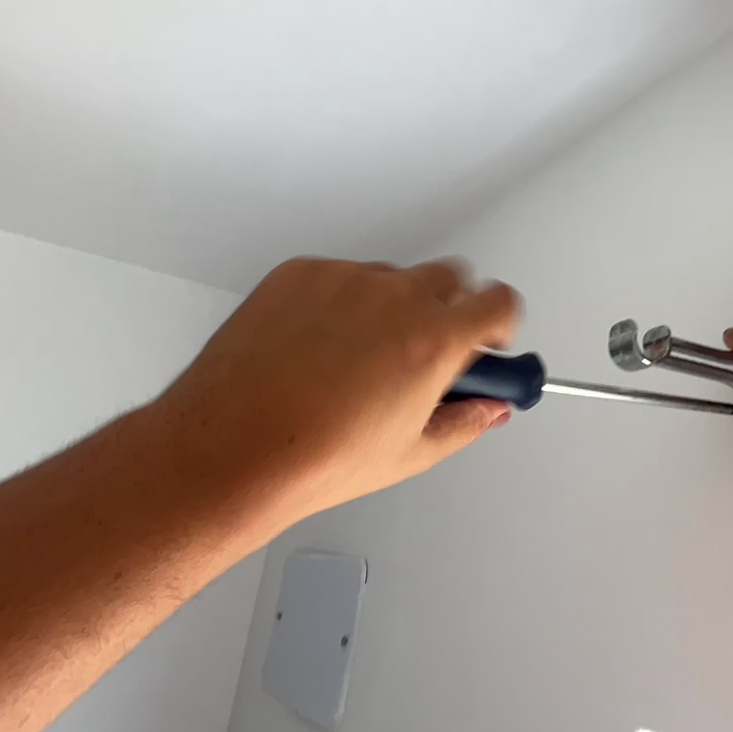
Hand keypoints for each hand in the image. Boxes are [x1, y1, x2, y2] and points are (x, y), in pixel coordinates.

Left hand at [152, 257, 517, 520]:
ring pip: (390, 278)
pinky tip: (314, 347)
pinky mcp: (300, 273)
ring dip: (389, 306)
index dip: (498, 321)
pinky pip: (338, 277)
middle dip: (447, 308)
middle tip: (421, 351)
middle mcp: (397, 296)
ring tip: (354, 359)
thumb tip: (489, 408)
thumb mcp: (411, 453)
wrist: (233, 447)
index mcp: (436, 339)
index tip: (487, 339)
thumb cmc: (317, 458)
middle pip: (449, 278)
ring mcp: (346, 279)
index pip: (499, 300)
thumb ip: (466, 421)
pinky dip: (338, 302)